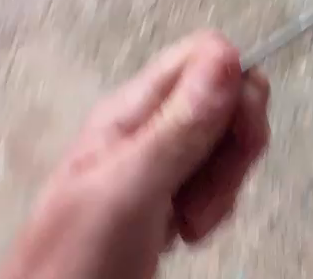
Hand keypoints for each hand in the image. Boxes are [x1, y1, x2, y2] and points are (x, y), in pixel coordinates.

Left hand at [0, 31, 269, 278]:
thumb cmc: (75, 263)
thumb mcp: (128, 193)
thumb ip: (178, 127)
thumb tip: (228, 54)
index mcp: (132, 108)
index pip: (205, 54)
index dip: (236, 85)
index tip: (236, 138)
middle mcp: (149, 125)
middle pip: (225, 96)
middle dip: (235, 144)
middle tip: (208, 195)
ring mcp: (159, 161)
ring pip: (226, 138)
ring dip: (225, 182)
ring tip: (190, 226)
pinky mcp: (169, 196)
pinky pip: (218, 177)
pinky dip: (217, 205)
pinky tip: (187, 235)